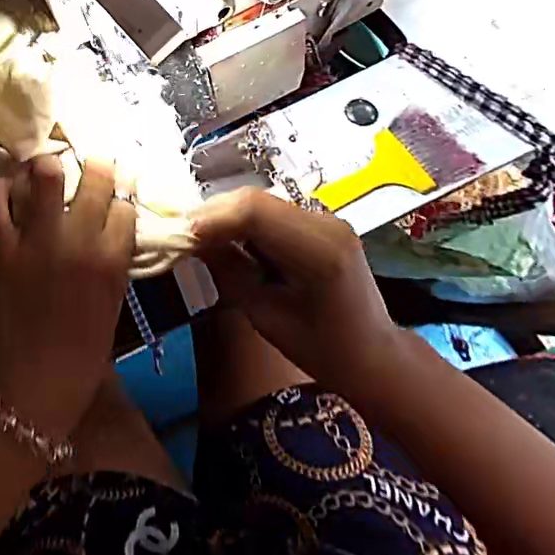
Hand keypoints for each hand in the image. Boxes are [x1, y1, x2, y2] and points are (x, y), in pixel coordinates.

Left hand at [0, 155, 136, 441]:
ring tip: (44, 172)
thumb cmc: (80, 353)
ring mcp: (36, 241)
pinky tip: (8, 191)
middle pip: (97, 176)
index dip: (121, 194)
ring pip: (47, 173)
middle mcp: (79, 241)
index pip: (125, 203)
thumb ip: (113, 257)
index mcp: (112, 259)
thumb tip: (109, 222)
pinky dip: (1, 187)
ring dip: (48, 166)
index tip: (115, 191)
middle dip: (97, 167)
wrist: (30, 388)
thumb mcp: (113, 301)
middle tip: (88, 169)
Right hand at [192, 189, 408, 398]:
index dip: (213, 219)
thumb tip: (191, 240)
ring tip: (200, 240)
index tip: (181, 236)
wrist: (373, 354)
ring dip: (226, 215)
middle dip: (214, 214)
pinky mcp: (319, 219)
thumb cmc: (323, 351)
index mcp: (320, 252)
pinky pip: (271, 210)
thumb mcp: (267, 317)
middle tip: (182, 236)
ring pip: (260, 201)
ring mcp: (325, 216)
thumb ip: (230, 272)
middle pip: (255, 200)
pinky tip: (229, 240)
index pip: (255, 213)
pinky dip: (244, 221)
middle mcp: (326, 222)